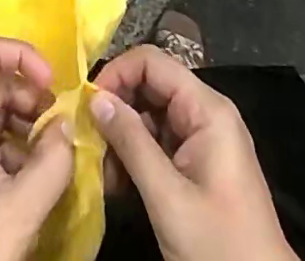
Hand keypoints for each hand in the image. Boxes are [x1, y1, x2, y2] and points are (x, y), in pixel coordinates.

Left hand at [0, 36, 75, 260]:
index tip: (53, 86)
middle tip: (58, 130)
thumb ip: (54, 158)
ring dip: (25, 125)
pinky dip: (11, 147)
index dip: (25, 57)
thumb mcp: (21, 206)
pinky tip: (29, 177)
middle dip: (31, 99)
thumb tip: (68, 125)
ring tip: (48, 156)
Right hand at [91, 46, 295, 260]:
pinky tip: (114, 182)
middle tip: (85, 139)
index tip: (86, 106)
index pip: (153, 62)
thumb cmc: (218, 244)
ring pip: (150, 115)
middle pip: (150, 85)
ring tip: (97, 169)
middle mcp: (205, 112)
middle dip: (116, 108)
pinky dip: (134, 156)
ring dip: (121, 137)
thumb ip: (132, 144)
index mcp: (206, 108)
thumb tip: (96, 100)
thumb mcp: (168, 197)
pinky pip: (158, 142)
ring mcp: (202, 137)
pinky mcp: (196, 161)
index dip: (117, 74)